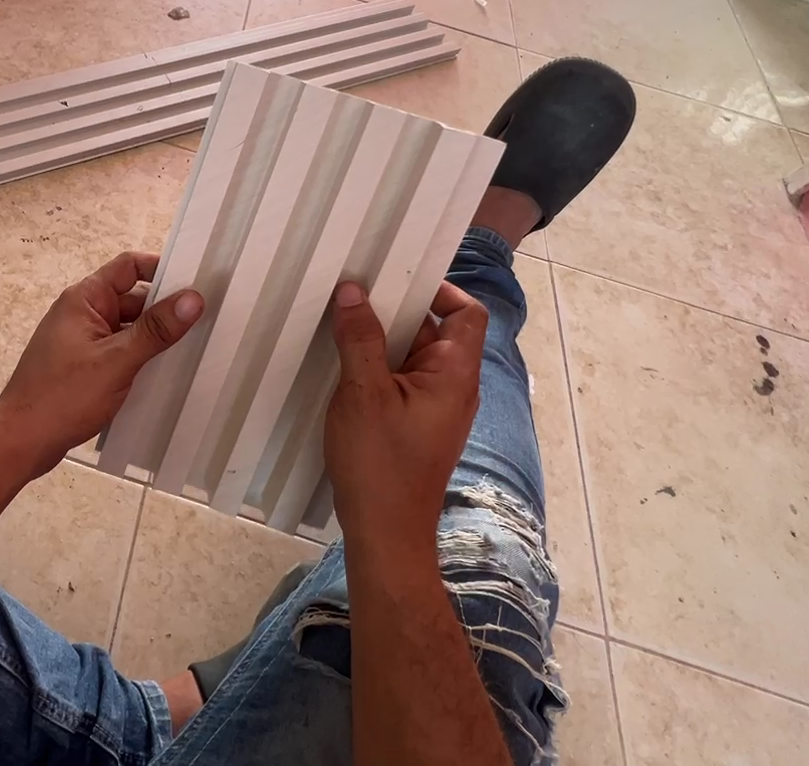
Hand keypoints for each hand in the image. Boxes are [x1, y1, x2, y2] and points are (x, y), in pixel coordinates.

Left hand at [0, 252, 203, 479]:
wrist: (21, 441)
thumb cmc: (63, 396)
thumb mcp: (116, 361)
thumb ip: (155, 330)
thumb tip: (194, 297)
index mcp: (85, 299)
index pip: (129, 267)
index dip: (162, 268)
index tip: (197, 281)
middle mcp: (83, 313)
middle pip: (133, 298)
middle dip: (166, 308)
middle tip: (210, 319)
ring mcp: (83, 341)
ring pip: (129, 329)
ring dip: (155, 337)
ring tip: (198, 347)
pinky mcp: (85, 367)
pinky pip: (120, 352)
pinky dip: (141, 358)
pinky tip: (167, 375)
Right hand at [324, 280, 487, 556]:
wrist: (385, 530)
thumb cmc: (380, 461)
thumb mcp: (363, 393)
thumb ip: (359, 338)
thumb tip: (352, 290)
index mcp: (454, 374)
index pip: (467, 314)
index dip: (439, 290)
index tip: (395, 279)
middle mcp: (452, 387)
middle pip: (434, 331)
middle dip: (395, 311)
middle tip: (354, 293)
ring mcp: (433, 407)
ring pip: (411, 356)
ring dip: (380, 338)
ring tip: (341, 321)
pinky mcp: (414, 423)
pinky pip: (399, 379)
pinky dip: (376, 364)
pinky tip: (342, 361)